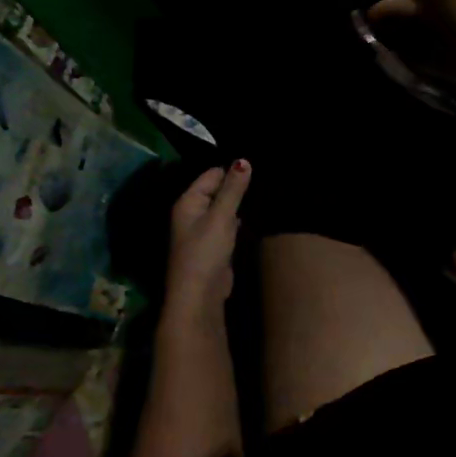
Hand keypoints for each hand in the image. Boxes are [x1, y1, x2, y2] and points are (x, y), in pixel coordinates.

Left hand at [166, 160, 252, 309]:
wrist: (200, 296)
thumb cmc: (206, 251)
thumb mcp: (221, 217)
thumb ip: (233, 189)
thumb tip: (244, 160)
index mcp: (188, 202)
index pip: (212, 175)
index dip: (232, 170)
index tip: (257, 165)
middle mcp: (194, 213)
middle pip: (218, 190)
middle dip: (238, 186)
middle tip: (266, 176)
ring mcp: (205, 230)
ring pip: (225, 208)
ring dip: (241, 203)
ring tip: (266, 191)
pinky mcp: (216, 245)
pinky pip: (229, 224)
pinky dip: (240, 219)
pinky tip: (257, 213)